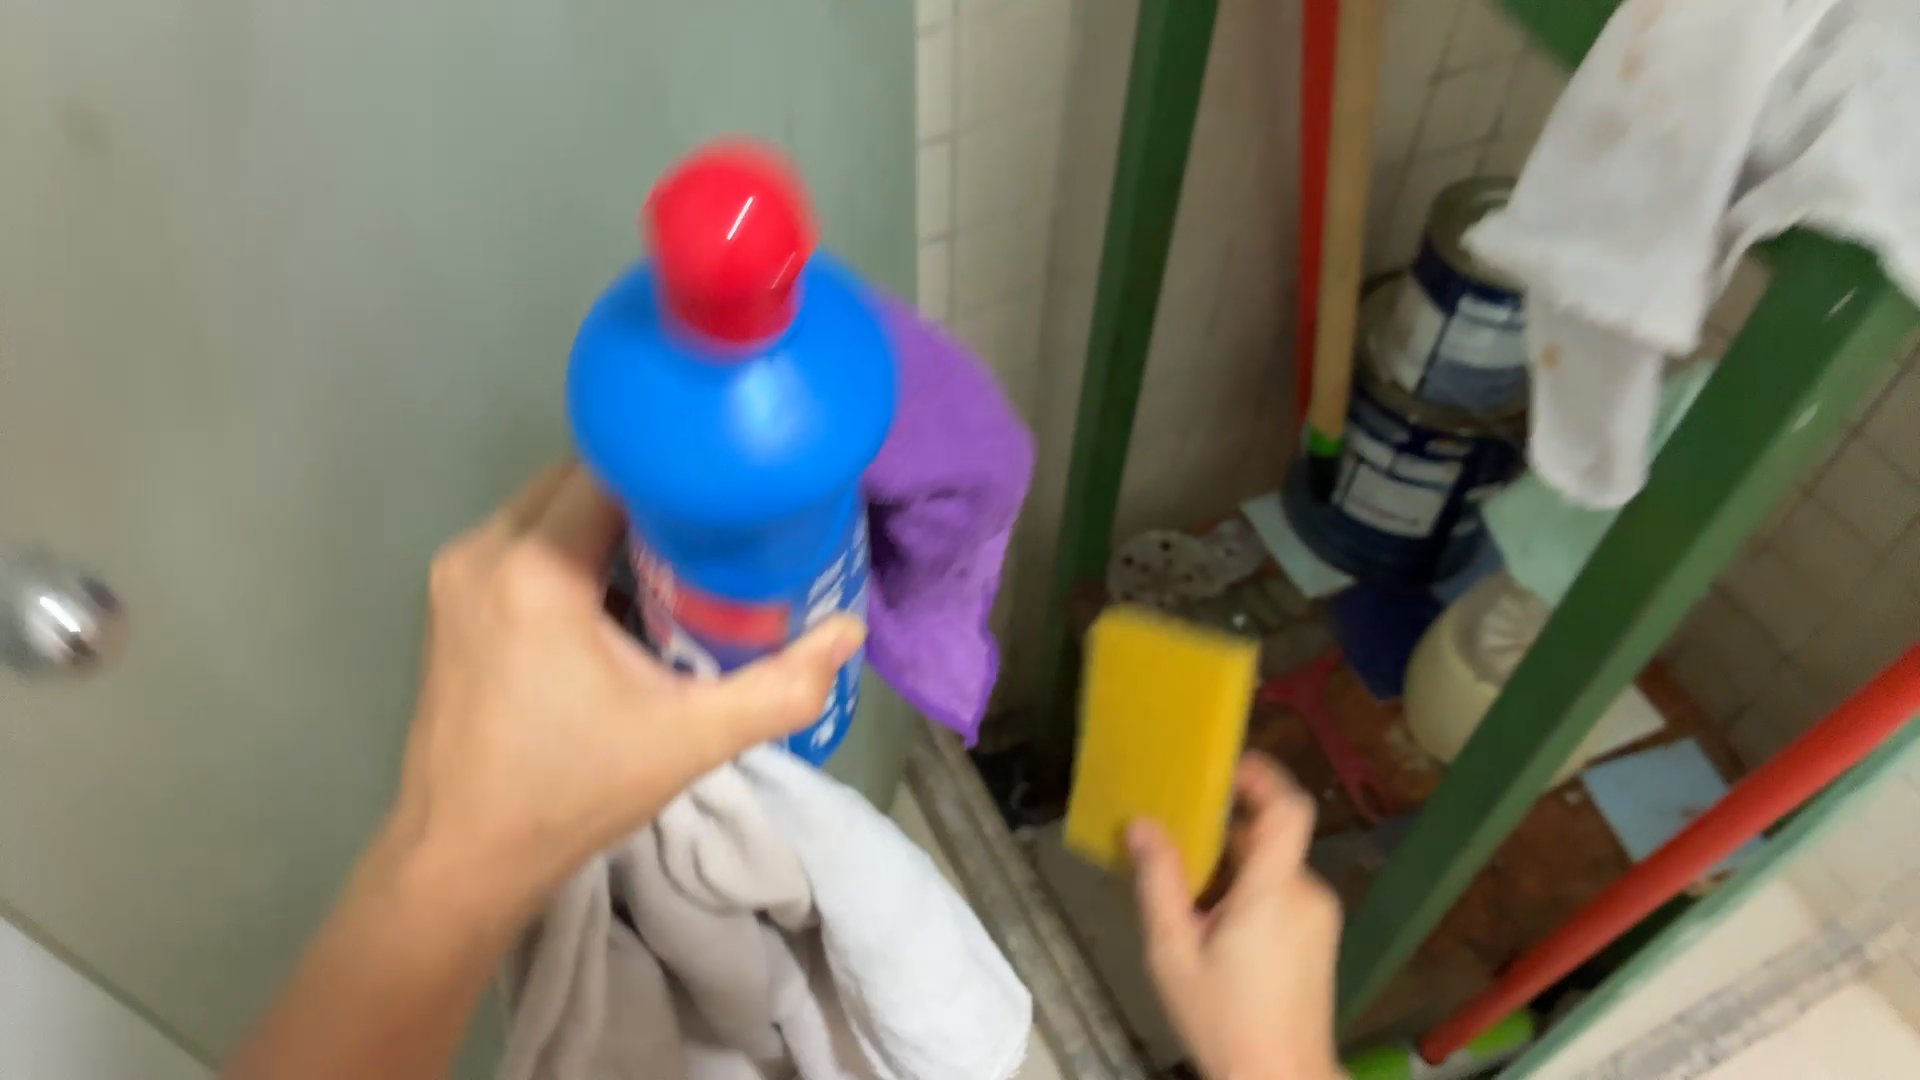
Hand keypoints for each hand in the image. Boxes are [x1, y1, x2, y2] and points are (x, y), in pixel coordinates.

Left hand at [382, 463, 863, 927]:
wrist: (464, 858)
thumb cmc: (577, 787)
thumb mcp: (696, 738)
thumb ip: (783, 686)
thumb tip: (850, 631)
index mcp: (535, 569)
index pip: (611, 468)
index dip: (676, 465)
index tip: (730, 481)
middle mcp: (484, 552)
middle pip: (579, 476)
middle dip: (651, 486)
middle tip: (718, 516)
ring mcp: (458, 574)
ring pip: (551, 503)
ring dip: (615, 512)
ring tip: (685, 544)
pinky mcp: (454, 600)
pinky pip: (530, 536)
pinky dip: (580, 540)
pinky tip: (626, 583)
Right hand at [1131, 755, 1344, 1079]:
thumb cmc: (1225, 1022)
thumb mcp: (1173, 953)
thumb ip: (1158, 883)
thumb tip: (1141, 825)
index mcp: (1273, 892)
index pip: (1287, 810)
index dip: (1261, 776)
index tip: (1223, 765)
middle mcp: (1305, 894)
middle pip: (1266, 837)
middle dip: (1220, 833)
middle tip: (1173, 841)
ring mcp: (1317, 917)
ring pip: (1269, 865)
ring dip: (1230, 865)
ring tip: (1186, 891)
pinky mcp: (1317, 936)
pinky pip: (1279, 889)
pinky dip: (1246, 888)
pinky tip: (1213, 922)